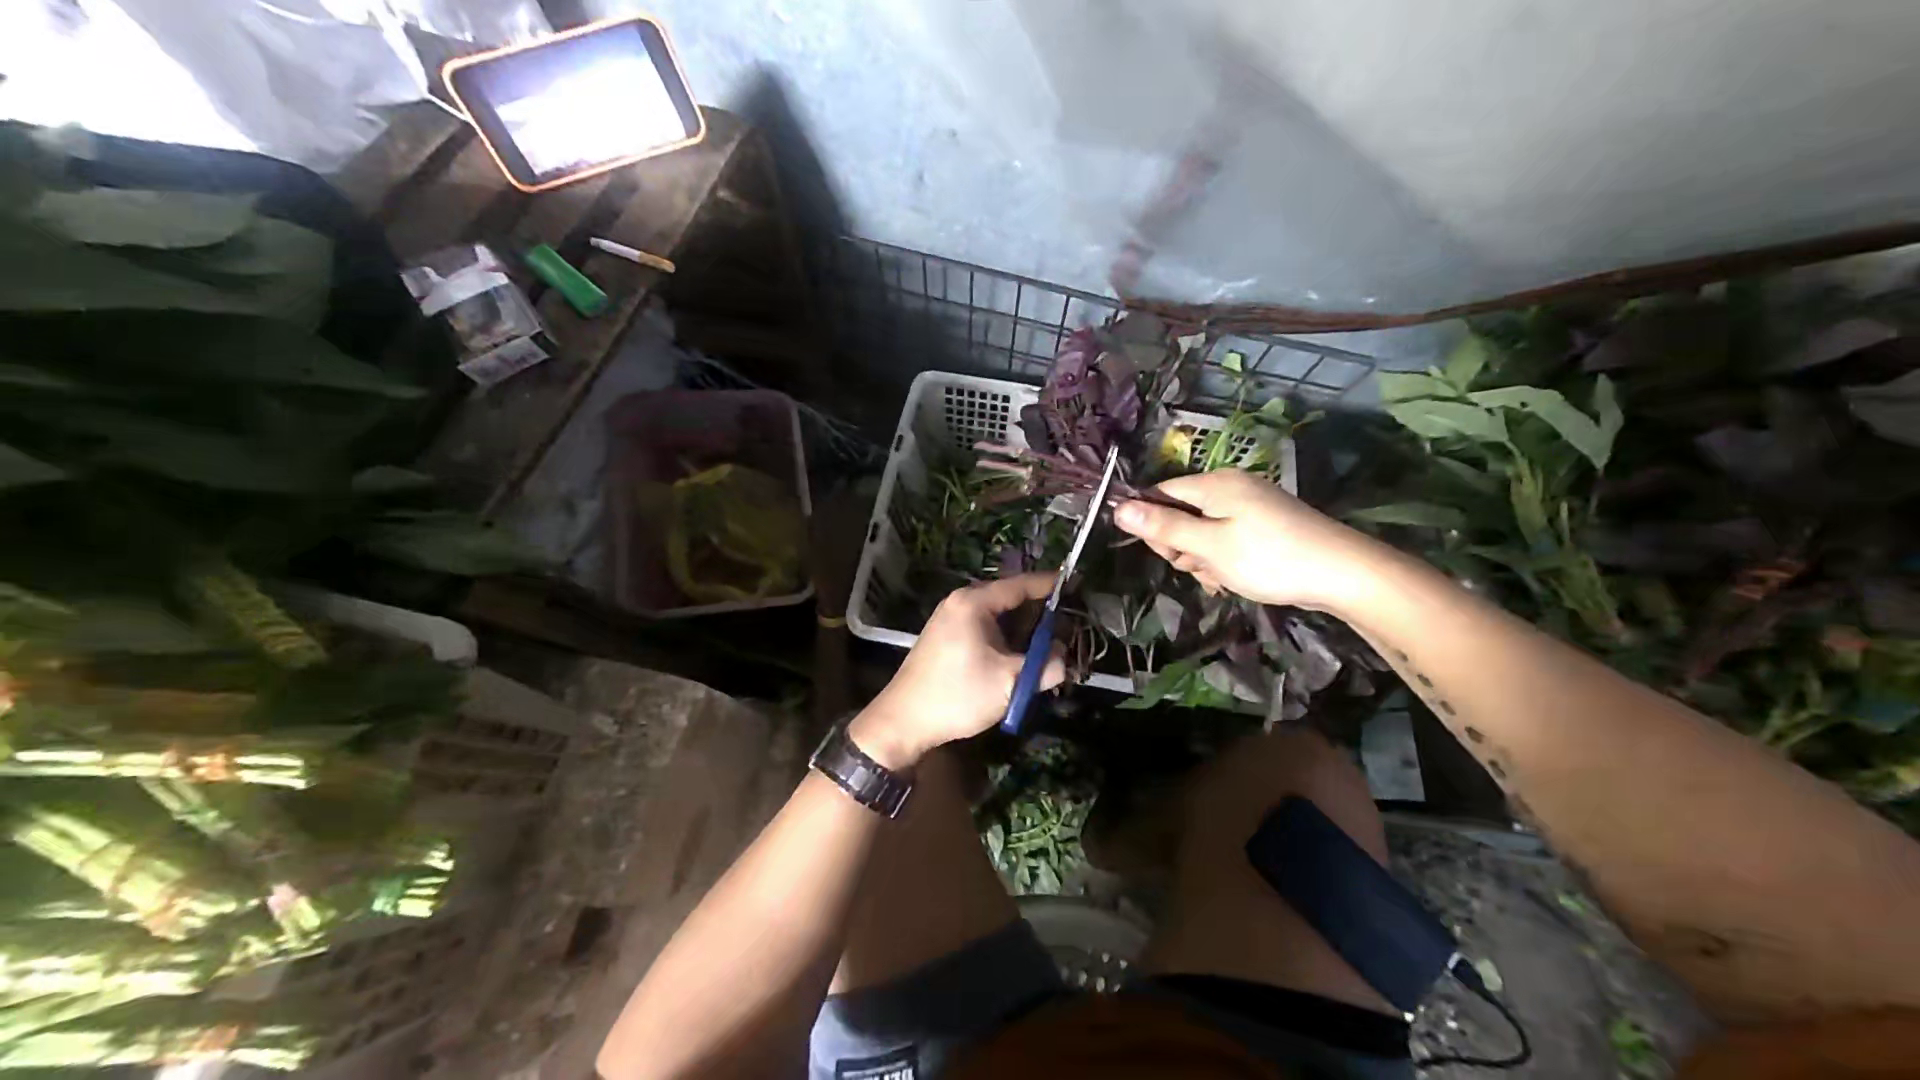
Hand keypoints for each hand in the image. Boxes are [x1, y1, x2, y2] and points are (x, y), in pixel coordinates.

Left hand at [850, 573, 1066, 768]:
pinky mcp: (947, 640)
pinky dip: (1007, 642)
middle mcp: (961, 604)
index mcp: (973, 603)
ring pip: (999, 619)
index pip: (1021, 584)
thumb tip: (1064, 658)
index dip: (1051, 585)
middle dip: (1041, 616)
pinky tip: (1022, 661)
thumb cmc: (957, 695)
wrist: (904, 722)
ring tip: (1051, 650)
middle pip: (1011, 601)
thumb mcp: (1010, 682)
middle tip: (1070, 629)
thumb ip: (1045, 666)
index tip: (1077, 585)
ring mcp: (951, 621)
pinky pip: (986, 631)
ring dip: (1024, 634)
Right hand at [1114, 469, 1383, 611]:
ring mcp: (1252, 503)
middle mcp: (1231, 485)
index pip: (1160, 493)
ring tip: (1224, 576)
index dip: (1153, 524)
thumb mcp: (1209, 546)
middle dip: (1183, 545)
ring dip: (1204, 557)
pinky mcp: (1266, 522)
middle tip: (1203, 567)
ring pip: (1204, 529)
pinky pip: (1228, 535)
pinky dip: (1225, 557)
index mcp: (1214, 483)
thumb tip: (1118, 508)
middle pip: (1182, 512)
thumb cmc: (1269, 558)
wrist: (1343, 573)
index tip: (1169, 554)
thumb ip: (1163, 526)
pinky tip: (1237, 577)